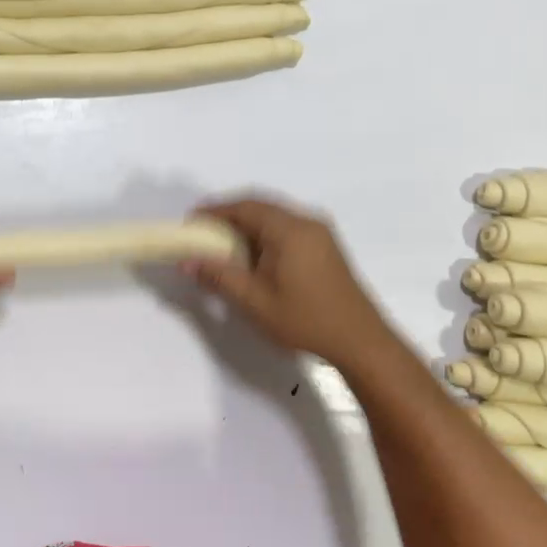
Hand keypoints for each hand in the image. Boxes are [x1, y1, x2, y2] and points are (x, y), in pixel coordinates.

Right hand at [187, 197, 391, 364]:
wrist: (359, 340)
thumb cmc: (305, 319)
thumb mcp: (255, 301)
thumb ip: (219, 277)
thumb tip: (187, 262)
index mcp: (290, 230)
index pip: (246, 207)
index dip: (215, 210)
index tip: (190, 222)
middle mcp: (307, 222)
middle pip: (261, 207)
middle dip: (228, 216)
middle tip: (201, 233)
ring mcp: (320, 233)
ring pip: (274, 218)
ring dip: (246, 226)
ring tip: (221, 246)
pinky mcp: (325, 247)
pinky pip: (287, 229)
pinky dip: (263, 235)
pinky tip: (252, 257)